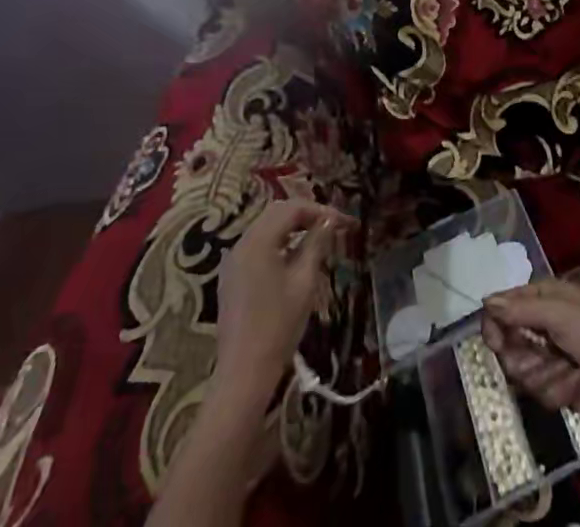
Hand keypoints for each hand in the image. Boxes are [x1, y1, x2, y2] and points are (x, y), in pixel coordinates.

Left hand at [212, 199, 354, 411]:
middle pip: (276, 214)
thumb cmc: (279, 326)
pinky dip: (280, 244)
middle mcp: (241, 243)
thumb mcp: (304, 282)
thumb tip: (329, 222)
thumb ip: (316, 245)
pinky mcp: (233, 276)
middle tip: (335, 228)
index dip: (321, 211)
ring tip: (321, 240)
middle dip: (307, 216)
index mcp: (258, 241)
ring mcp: (234, 260)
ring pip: (267, 230)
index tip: (346, 223)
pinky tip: (297, 259)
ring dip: (294, 229)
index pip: (291, 208)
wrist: (245, 370)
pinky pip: (259, 247)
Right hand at [481, 278, 579, 419]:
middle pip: (504, 337)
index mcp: (542, 298)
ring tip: (559, 370)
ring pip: (516, 364)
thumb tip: (485, 301)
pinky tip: (570, 383)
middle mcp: (540, 325)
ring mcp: (547, 356)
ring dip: (534, 370)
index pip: (503, 305)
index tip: (494, 338)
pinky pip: (534, 387)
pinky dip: (550, 387)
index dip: (494, 320)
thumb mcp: (558, 312)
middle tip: (523, 357)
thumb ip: (520, 309)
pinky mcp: (555, 385)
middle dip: (512, 350)